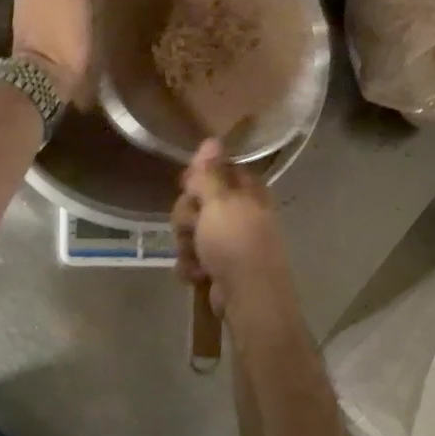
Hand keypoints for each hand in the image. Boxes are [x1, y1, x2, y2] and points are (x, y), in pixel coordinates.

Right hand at [173, 140, 291, 317]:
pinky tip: (199, 275)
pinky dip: (192, 267)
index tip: (187, 188)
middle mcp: (239, 214)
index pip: (216, 171)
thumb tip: (211, 139)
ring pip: (191, 233)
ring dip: (187, 246)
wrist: (247, 296)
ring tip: (198, 258)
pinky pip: (193, 258)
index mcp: (246, 192)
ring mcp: (228, 242)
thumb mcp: (219, 201)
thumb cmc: (235, 243)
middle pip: (197, 203)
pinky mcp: (219, 267)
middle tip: (195, 228)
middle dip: (187, 218)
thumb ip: (210, 173)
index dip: (197, 179)